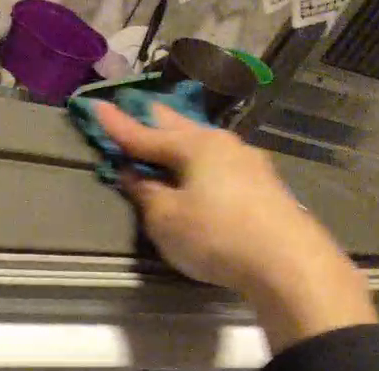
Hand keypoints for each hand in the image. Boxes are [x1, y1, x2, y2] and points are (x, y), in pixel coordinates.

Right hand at [94, 102, 378, 349]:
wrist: (281, 257)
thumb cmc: (212, 234)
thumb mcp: (164, 218)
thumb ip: (145, 192)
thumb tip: (132, 174)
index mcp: (195, 146)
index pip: (145, 135)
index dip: (117, 124)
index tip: (97, 105)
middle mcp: (222, 144)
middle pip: (180, 127)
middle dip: (156, 119)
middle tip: (138, 107)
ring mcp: (244, 161)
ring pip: (201, 142)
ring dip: (179, 137)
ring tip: (164, 133)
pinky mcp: (256, 182)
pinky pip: (215, 160)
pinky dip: (195, 158)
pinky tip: (194, 165)